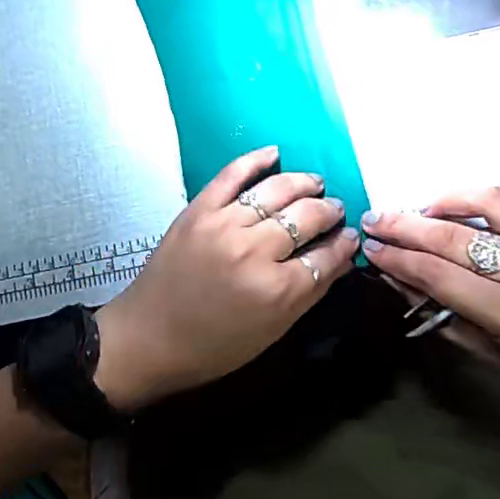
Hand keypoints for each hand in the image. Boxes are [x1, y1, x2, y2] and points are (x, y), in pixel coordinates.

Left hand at [94, 146, 360, 411]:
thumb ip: (310, 292)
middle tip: (336, 209)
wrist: (148, 339)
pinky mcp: (198, 210)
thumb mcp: (272, 330)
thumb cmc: (215, 346)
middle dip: (330, 211)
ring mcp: (224, 224)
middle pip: (308, 217)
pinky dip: (255, 160)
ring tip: (316, 183)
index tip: (352, 235)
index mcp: (277, 290)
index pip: (326, 255)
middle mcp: (255, 250)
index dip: (345, 243)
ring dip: (304, 183)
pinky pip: (232, 174)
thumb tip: (342, 257)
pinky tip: (274, 153)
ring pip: (277, 190)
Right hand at [360, 188, 499, 450]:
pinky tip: (477, 219)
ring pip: (492, 204)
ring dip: (449, 200)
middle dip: (407, 225)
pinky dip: (494, 213)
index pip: (439, 275)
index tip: (372, 248)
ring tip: (424, 206)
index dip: (398, 259)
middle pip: (455, 237)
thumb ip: (450, 317)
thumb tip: (406, 282)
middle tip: (377, 217)